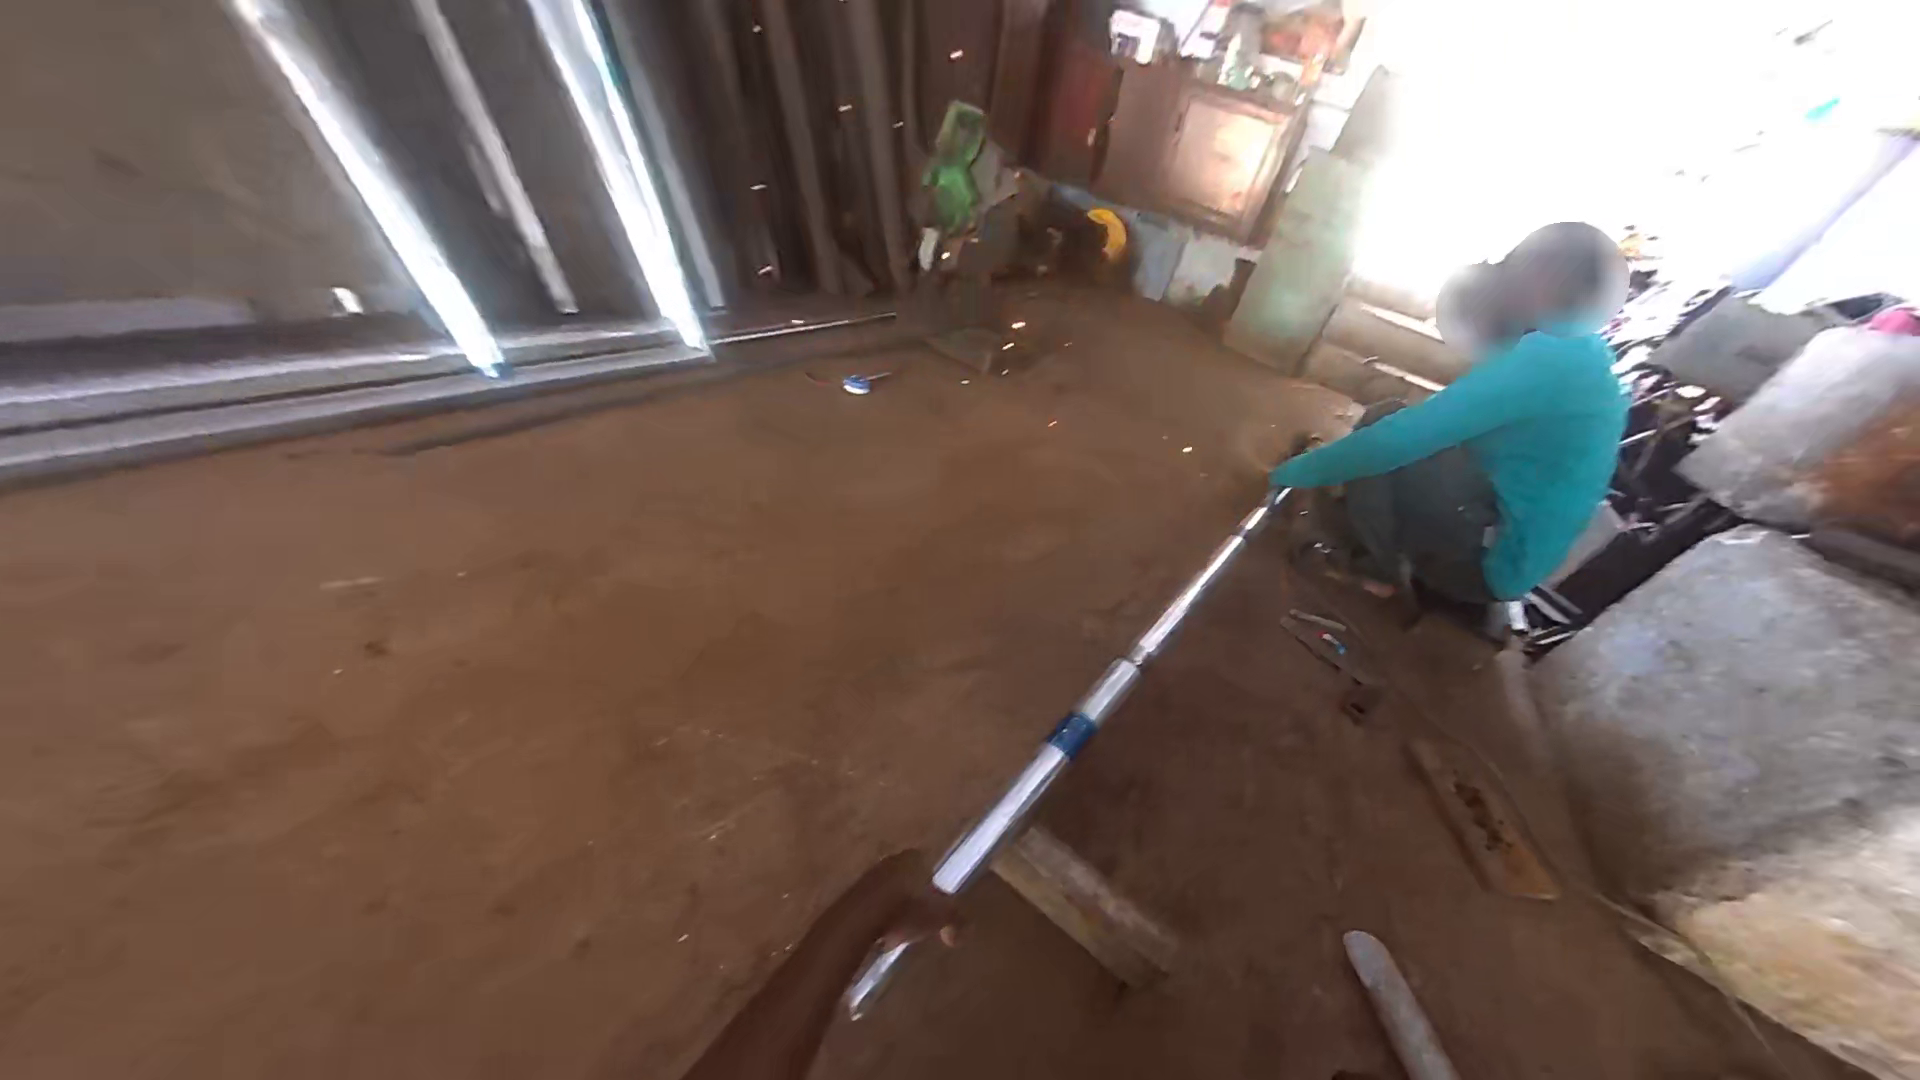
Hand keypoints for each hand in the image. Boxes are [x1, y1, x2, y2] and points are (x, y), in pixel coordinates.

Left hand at [838, 851, 961, 950]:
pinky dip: (876, 920)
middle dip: (912, 899)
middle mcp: (891, 861)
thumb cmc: (907, 909)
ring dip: (893, 911)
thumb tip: (965, 930)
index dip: (933, 886)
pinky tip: (879, 939)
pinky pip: (870, 907)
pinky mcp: (852, 896)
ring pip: (888, 893)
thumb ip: (957, 919)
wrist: (862, 918)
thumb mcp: (941, 916)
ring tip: (898, 935)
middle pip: (907, 879)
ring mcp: (869, 877)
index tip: (935, 908)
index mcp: (915, 858)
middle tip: (918, 924)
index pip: (928, 866)